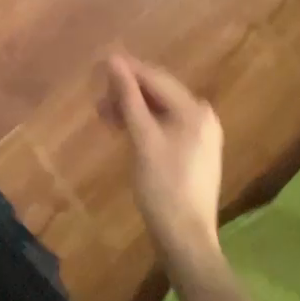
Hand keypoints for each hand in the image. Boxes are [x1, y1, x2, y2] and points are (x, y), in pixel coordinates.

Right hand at [102, 53, 224, 261]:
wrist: (186, 240)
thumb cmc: (163, 187)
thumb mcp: (143, 139)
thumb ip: (129, 98)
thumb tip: (113, 60)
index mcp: (194, 110)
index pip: (155, 78)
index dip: (127, 70)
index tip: (99, 63)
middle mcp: (202, 116)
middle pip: (159, 92)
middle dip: (127, 91)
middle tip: (97, 96)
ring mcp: (200, 134)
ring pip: (160, 109)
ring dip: (132, 108)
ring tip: (103, 113)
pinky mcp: (193, 151)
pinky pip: (165, 125)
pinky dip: (143, 123)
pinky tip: (122, 128)